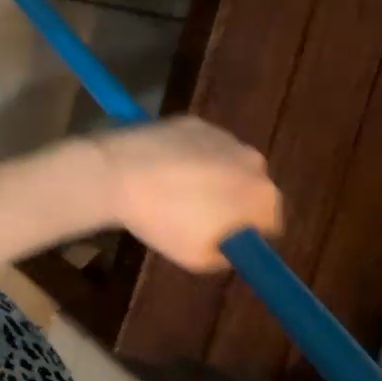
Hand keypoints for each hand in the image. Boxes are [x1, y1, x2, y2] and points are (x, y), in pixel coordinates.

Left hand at [89, 118, 282, 272]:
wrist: (114, 173)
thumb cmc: (159, 219)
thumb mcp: (196, 258)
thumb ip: (223, 256)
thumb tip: (225, 247)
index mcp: (263, 196)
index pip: (267, 221)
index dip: (244, 232)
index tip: (217, 235)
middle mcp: (253, 160)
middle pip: (248, 187)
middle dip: (228, 200)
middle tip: (190, 212)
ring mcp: (222, 136)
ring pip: (224, 163)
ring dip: (208, 174)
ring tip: (168, 187)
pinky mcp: (191, 121)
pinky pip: (198, 144)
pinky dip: (186, 153)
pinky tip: (159, 165)